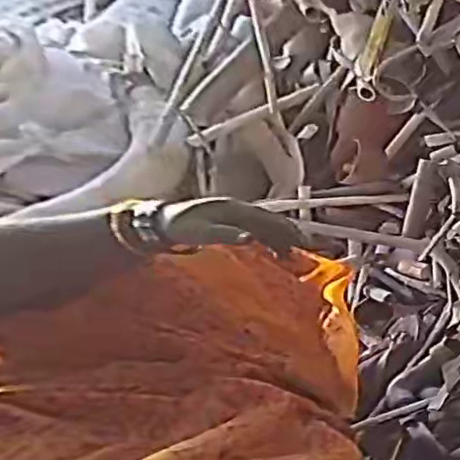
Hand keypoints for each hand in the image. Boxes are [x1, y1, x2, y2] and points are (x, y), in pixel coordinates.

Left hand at [156, 198, 304, 257]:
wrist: (158, 221)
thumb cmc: (179, 227)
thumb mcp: (200, 232)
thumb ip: (226, 234)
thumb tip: (251, 238)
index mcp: (235, 209)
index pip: (268, 219)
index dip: (285, 230)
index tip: (298, 243)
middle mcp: (239, 208)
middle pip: (271, 219)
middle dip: (288, 232)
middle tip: (301, 248)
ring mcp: (235, 212)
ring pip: (266, 222)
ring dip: (280, 235)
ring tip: (290, 250)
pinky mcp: (231, 219)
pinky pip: (257, 226)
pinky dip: (269, 235)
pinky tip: (272, 246)